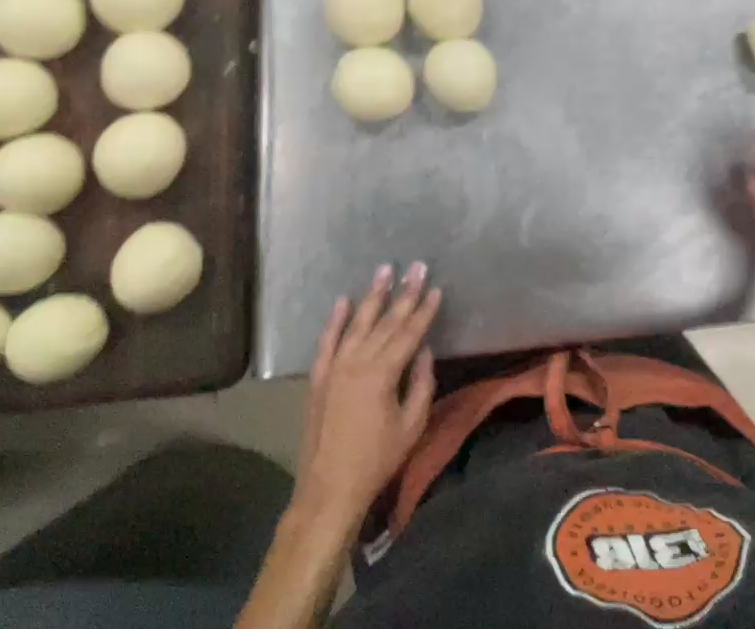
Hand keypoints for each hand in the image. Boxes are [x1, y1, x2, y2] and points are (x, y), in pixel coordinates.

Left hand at [294, 262, 442, 521]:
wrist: (330, 486)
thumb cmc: (378, 459)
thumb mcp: (412, 425)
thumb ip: (422, 384)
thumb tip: (425, 351)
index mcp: (383, 374)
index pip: (409, 333)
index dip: (425, 310)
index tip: (436, 288)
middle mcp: (356, 362)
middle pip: (385, 321)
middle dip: (404, 293)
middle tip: (417, 267)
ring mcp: (333, 367)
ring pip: (356, 323)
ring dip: (372, 296)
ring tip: (385, 270)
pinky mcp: (317, 377)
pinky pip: (327, 340)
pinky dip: (335, 319)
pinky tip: (343, 300)